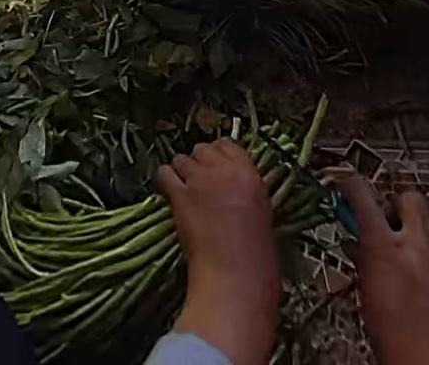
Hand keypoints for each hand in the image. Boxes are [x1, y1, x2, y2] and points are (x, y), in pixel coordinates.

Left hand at [159, 140, 280, 364]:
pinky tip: (171, 193)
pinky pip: (165, 172)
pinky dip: (166, 180)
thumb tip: (231, 183)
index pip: (229, 145)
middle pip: (203, 148)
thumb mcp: (262, 215)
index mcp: (251, 176)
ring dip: (183, 170)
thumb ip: (246, 190)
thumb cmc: (257, 262)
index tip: (217, 166)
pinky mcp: (179, 193)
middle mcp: (223, 171)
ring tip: (186, 189)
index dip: (220, 154)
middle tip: (201, 180)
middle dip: (200, 161)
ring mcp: (199, 180)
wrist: (235, 283)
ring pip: (182, 158)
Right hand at [338, 177, 428, 364]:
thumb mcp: (369, 306)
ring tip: (422, 268)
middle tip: (390, 223)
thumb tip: (358, 250)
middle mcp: (422, 250)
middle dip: (399, 206)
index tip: (345, 182)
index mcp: (385, 249)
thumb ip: (366, 268)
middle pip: (411, 200)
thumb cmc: (406, 356)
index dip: (350, 184)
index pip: (361, 195)